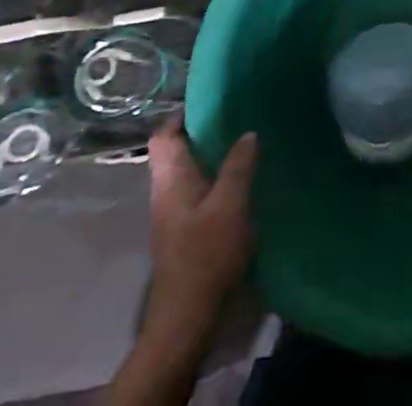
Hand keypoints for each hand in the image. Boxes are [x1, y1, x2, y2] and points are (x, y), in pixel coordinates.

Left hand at [144, 119, 257, 320]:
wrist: (189, 312)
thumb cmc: (207, 253)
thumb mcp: (230, 205)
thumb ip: (238, 167)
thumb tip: (248, 133)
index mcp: (171, 180)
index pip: (164, 137)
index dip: (181, 116)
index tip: (212, 100)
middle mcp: (166, 191)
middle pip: (176, 151)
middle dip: (202, 131)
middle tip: (238, 115)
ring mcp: (175, 212)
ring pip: (189, 170)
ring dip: (212, 153)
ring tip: (246, 140)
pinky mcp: (187, 227)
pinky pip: (199, 188)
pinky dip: (217, 175)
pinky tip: (243, 177)